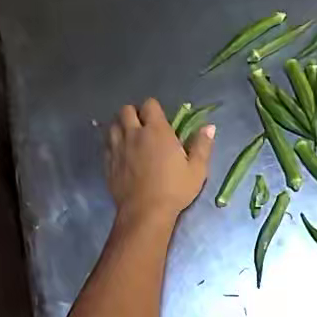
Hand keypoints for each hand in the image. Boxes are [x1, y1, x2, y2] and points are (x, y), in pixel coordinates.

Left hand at [106, 98, 213, 224]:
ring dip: (121, 126)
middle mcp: (134, 133)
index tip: (161, 121)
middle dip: (135, 114)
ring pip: (113, 124)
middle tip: (144, 127)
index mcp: (156, 131)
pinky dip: (113, 143)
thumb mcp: (197, 169)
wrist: (145, 212)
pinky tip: (122, 153)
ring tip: (131, 138)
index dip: (155, 109)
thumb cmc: (175, 190)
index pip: (150, 105)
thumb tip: (209, 126)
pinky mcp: (108, 162)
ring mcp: (117, 147)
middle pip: (126, 110)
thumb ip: (202, 145)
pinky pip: (107, 143)